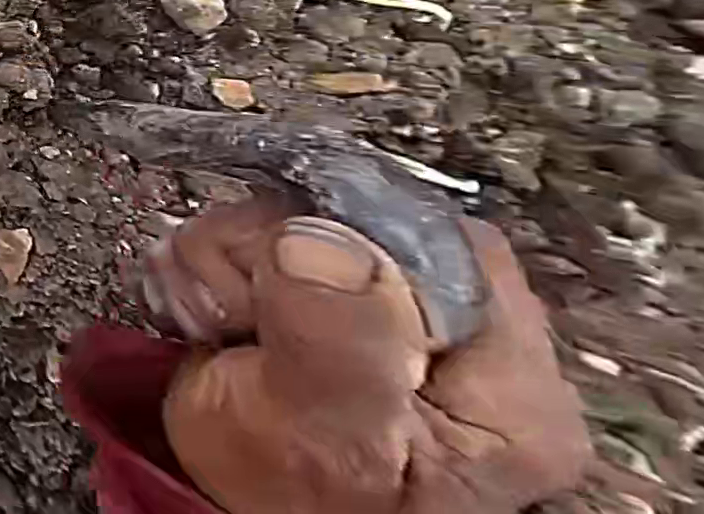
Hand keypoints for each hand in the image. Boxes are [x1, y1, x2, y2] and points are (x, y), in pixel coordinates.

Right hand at [145, 202, 590, 513]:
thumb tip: (322, 239)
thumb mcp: (321, 438)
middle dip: (263, 252)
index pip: (438, 245)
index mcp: (498, 382)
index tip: (282, 277)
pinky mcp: (301, 285)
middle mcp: (437, 330)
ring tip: (215, 322)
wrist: (215, 498)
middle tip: (239, 315)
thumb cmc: (283, 500)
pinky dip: (205, 262)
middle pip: (346, 219)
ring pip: (282, 216)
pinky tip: (205, 312)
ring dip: (222, 258)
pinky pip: (241, 229)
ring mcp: (361, 302)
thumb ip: (335, 344)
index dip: (350, 241)